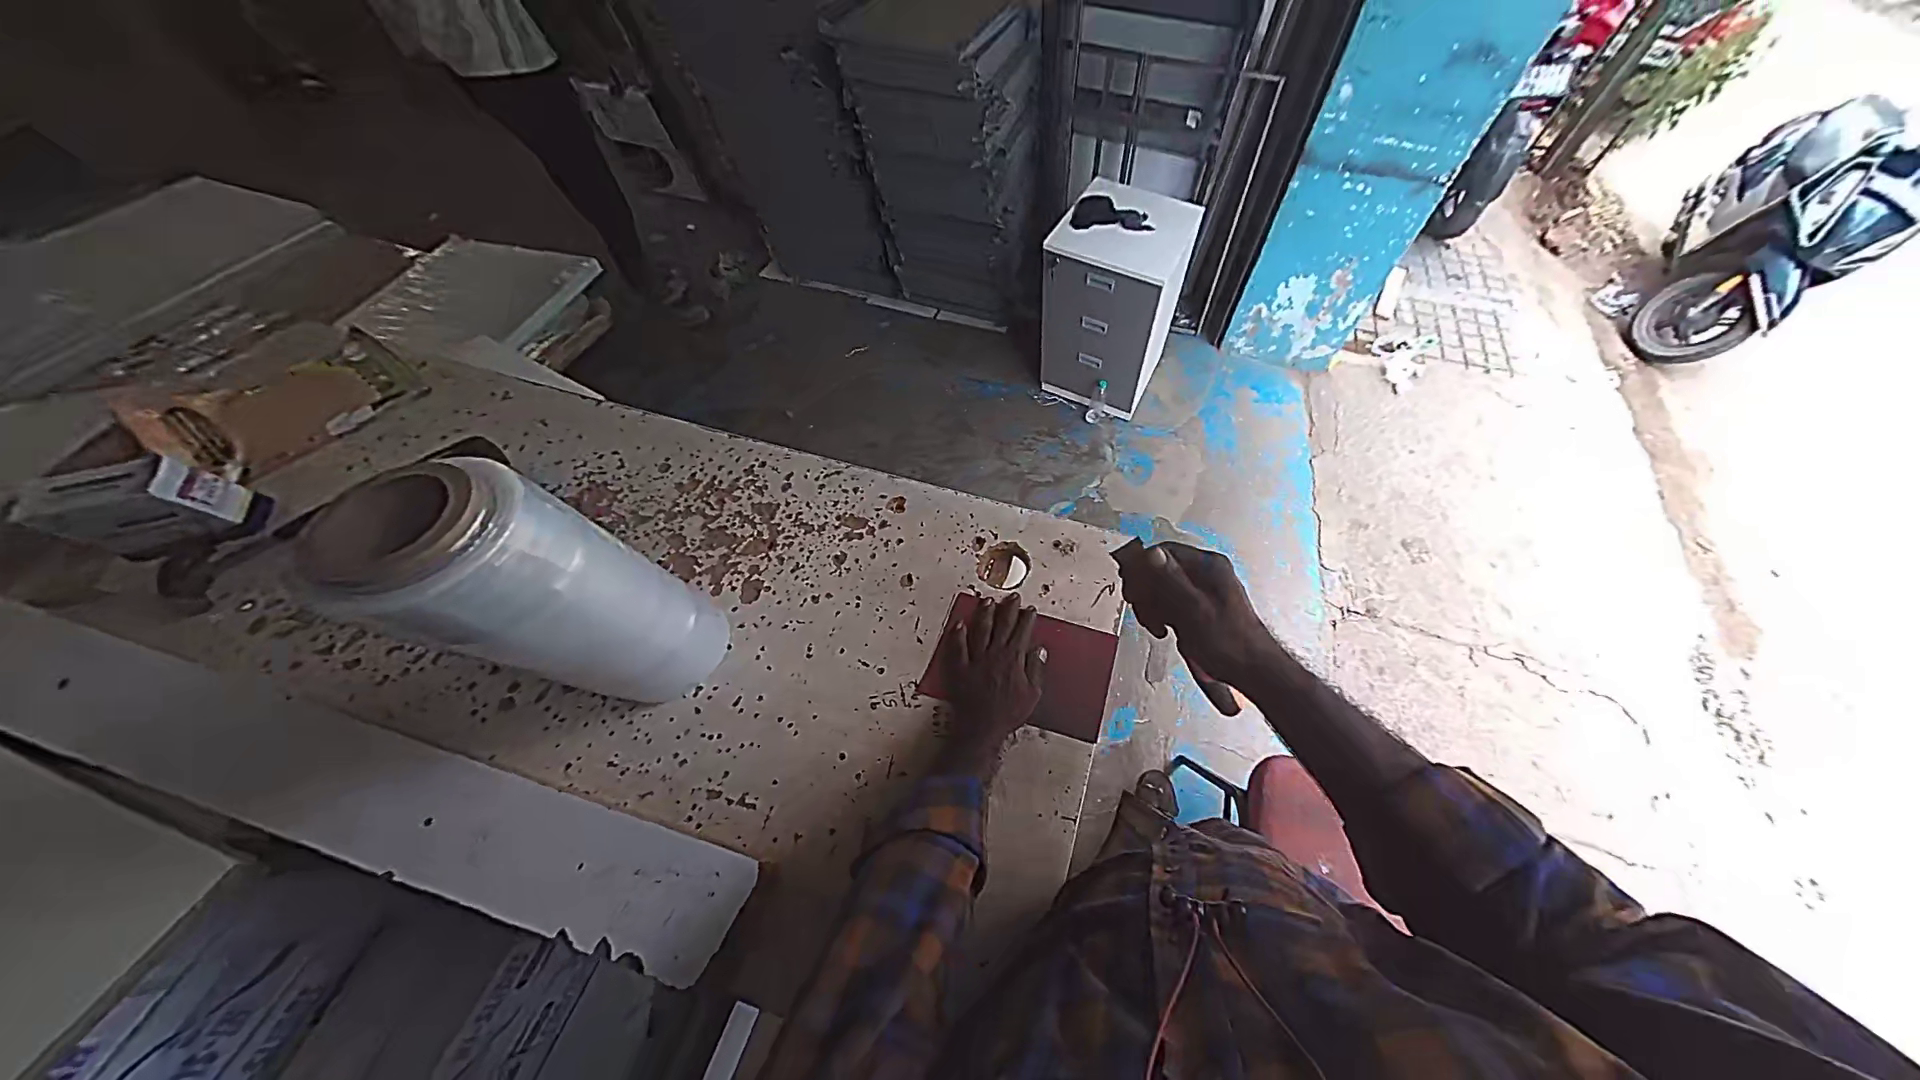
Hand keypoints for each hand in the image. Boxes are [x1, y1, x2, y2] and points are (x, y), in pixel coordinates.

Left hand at [935, 593, 1046, 775]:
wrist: (982, 727)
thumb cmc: (1007, 713)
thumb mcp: (1032, 694)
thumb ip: (1036, 669)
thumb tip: (1039, 651)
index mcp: (1013, 659)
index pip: (1022, 631)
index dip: (1027, 618)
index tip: (1029, 610)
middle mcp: (994, 655)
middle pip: (1002, 624)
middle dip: (1009, 608)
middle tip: (1012, 598)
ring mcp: (976, 659)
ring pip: (981, 629)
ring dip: (985, 614)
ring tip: (987, 602)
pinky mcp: (960, 667)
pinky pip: (958, 646)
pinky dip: (958, 634)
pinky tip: (960, 624)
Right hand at [1110, 540, 1279, 715]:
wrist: (1250, 669)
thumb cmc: (1231, 643)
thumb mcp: (1194, 609)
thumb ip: (1171, 580)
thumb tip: (1152, 554)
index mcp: (1208, 567)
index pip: (1163, 552)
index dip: (1143, 570)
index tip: (1134, 589)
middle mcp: (1205, 573)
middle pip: (1159, 569)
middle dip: (1146, 591)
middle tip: (1145, 610)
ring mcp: (1200, 589)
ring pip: (1160, 586)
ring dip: (1152, 605)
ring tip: (1158, 624)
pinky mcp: (1196, 606)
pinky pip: (1168, 601)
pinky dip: (1160, 614)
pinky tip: (1164, 628)